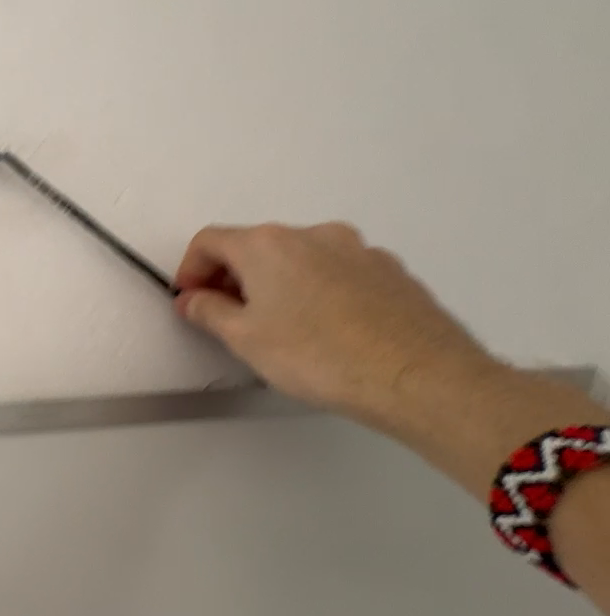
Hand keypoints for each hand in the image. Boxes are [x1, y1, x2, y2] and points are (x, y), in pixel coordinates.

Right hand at [173, 223, 504, 429]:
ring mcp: (361, 251)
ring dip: (280, 283)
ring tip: (283, 326)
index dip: (190, 270)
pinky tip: (328, 330)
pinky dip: (320, 291)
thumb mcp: (242, 338)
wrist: (425, 380)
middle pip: (256, 247)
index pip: (209, 242)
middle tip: (230, 316)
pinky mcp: (396, 274)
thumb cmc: (317, 355)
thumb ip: (208, 311)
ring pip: (301, 259)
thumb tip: (194, 299)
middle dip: (235, 277)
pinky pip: (340, 274)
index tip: (191, 301)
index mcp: (268, 244)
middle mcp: (314, 235)